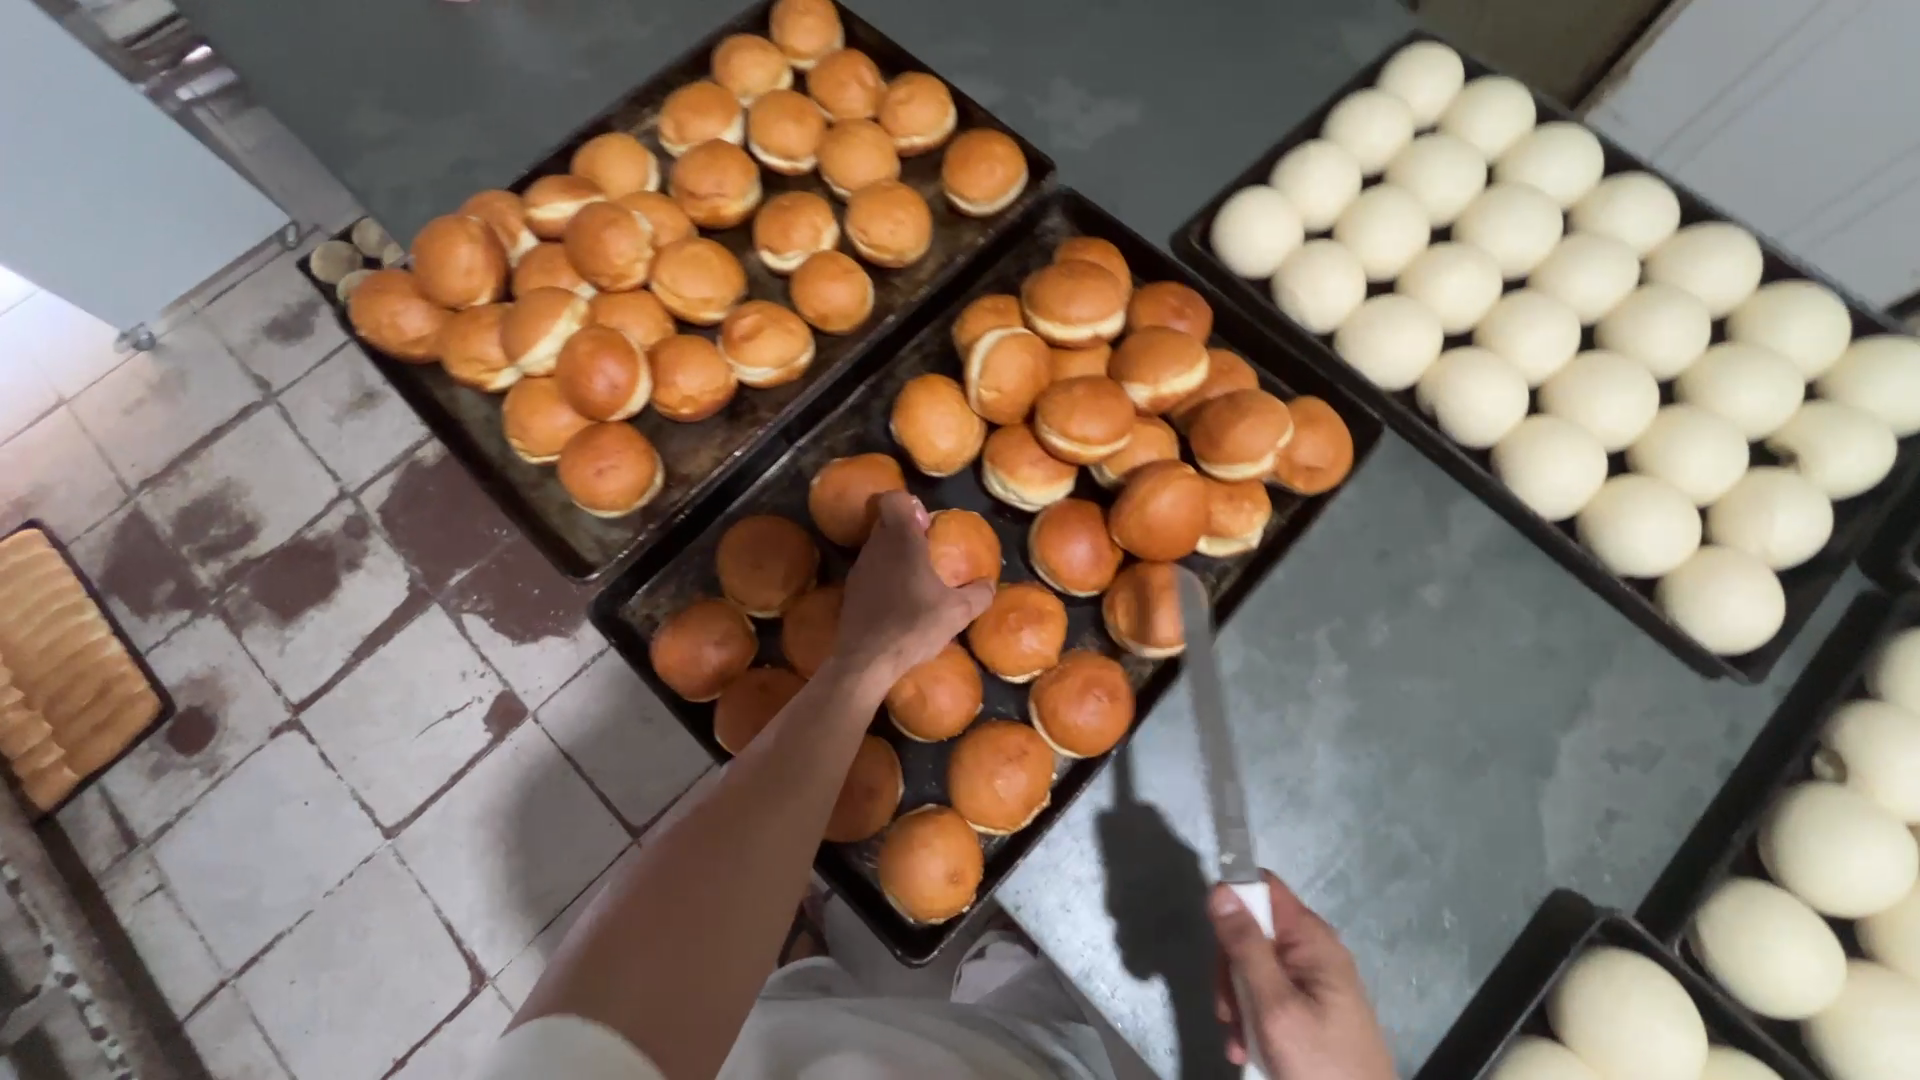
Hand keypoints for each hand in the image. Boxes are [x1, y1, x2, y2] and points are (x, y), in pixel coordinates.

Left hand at [832, 492, 992, 688]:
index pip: (894, 499)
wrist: (867, 660)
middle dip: (905, 530)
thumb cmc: (914, 625)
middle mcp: (875, 547)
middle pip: (886, 522)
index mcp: (901, 540)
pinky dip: (884, 578)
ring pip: (876, 547)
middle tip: (928, 551)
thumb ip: (978, 594)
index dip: (909, 504)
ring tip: (916, 580)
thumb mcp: (958, 612)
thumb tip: (989, 584)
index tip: (926, 525)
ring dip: (894, 556)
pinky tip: (899, 602)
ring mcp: (859, 569)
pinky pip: (870, 572)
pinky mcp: (850, 592)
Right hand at [1209, 870, 1394, 1078]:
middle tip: (1227, 1007)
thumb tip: (1220, 888)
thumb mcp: (1274, 1005)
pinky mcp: (1311, 1008)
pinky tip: (1246, 1046)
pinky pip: (1268, 994)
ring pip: (1254, 966)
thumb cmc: (1321, 1066)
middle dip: (1230, 966)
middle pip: (1253, 929)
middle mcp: (1313, 951)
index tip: (1215, 935)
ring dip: (1237, 998)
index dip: (1233, 900)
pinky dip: (1252, 1016)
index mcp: (1311, 939)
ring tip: (1236, 1037)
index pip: (1264, 887)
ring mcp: (1313, 981)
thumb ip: (1245, 946)